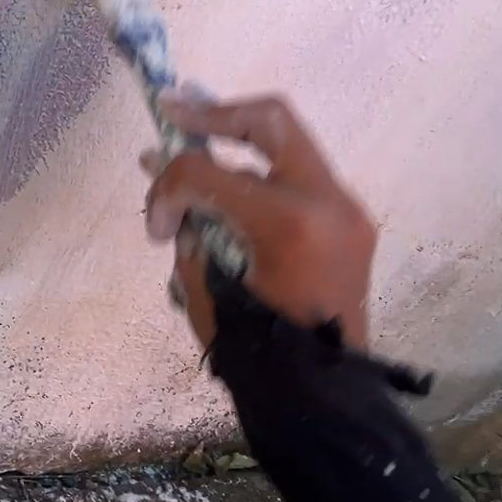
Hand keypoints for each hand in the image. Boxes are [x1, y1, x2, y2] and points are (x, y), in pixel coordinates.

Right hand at [141, 92, 375, 348]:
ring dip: (234, 141)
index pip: (207, 172)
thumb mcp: (203, 279)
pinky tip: (223, 180)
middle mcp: (328, 202)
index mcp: (289, 222)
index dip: (168, 186)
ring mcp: (345, 208)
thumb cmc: (255, 344)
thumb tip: (163, 174)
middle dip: (213, 113)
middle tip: (171, 110)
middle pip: (269, 121)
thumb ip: (186, 220)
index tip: (155, 220)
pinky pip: (294, 176)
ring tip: (189, 139)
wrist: (321, 391)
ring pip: (284, 144)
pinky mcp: (346, 219)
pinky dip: (254, 171)